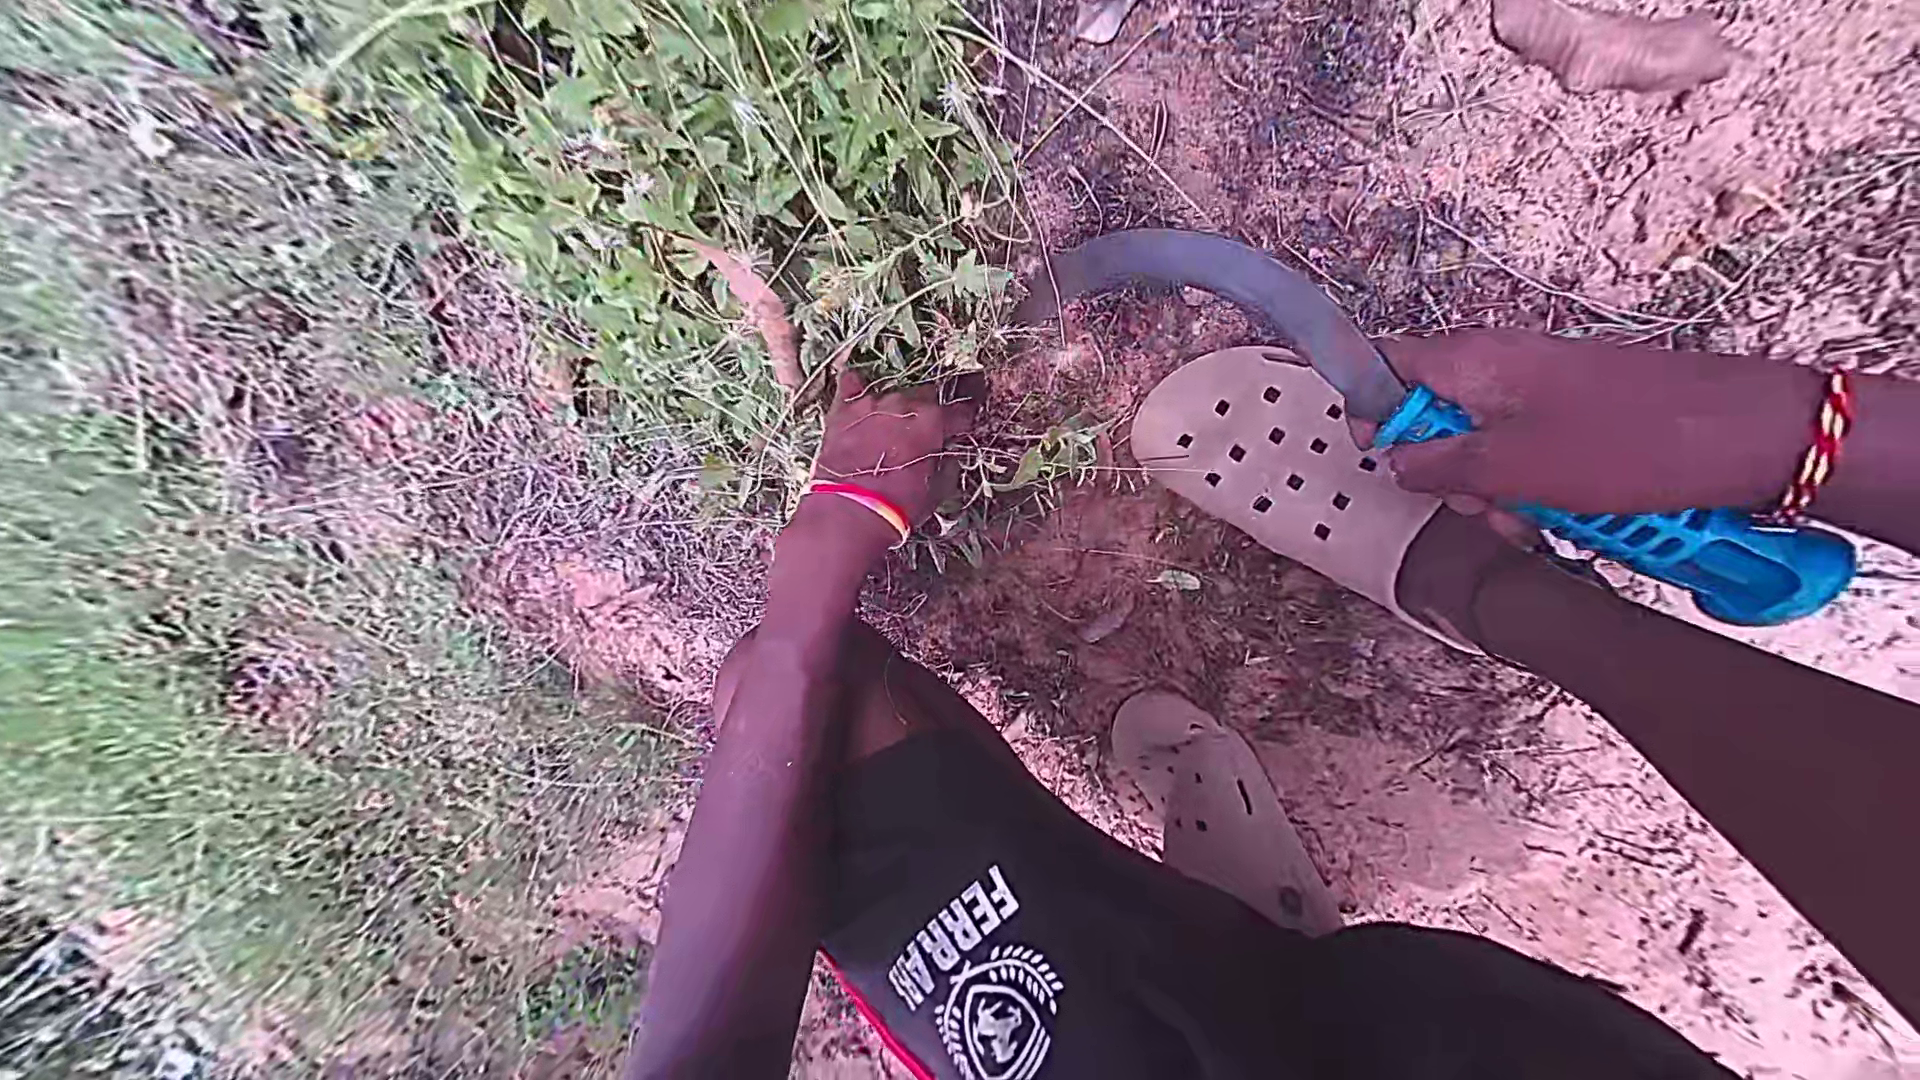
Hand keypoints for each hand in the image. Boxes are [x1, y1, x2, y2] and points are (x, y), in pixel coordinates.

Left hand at [795, 367, 982, 550]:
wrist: (850, 512)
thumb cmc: (899, 504)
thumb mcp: (938, 490)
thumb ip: (949, 463)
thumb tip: (949, 453)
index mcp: (933, 421)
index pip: (958, 412)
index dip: (961, 422)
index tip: (960, 430)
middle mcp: (904, 403)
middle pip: (925, 397)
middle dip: (927, 413)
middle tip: (922, 435)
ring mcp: (872, 404)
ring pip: (891, 395)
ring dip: (895, 409)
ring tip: (890, 430)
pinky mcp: (843, 410)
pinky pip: (851, 386)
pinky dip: (856, 387)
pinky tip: (857, 390)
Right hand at [1377, 329, 1822, 514]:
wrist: (1757, 437)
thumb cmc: (1628, 443)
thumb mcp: (1502, 467)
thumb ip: (1430, 465)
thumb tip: (1398, 463)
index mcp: (1469, 360)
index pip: (1381, 363)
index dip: (1365, 406)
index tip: (1379, 447)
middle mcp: (1494, 363)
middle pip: (1422, 408)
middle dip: (1431, 460)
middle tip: (1462, 494)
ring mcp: (1530, 384)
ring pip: (1465, 433)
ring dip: (1475, 480)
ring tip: (1515, 510)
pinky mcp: (1561, 406)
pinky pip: (1508, 441)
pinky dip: (1512, 476)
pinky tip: (1540, 506)